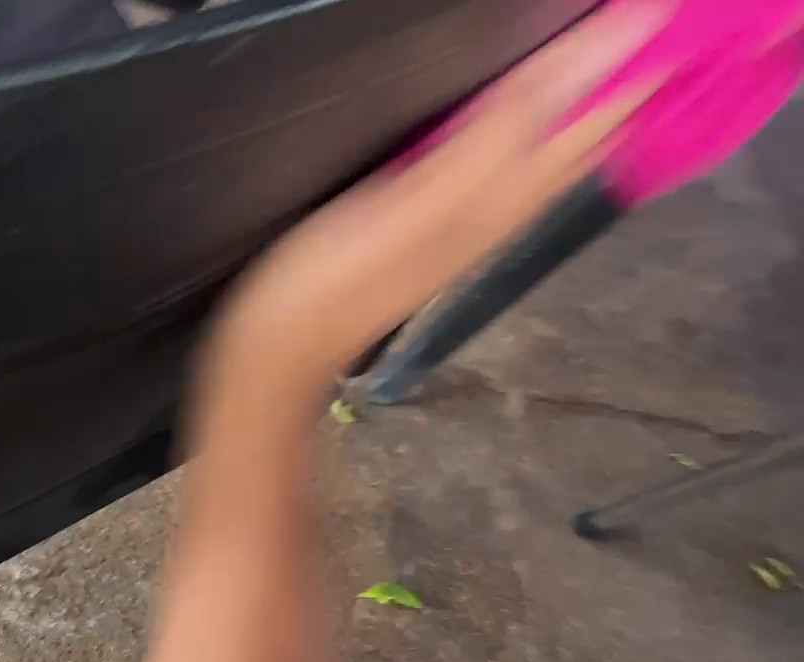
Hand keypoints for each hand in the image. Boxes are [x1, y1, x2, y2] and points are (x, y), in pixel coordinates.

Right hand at [210, 0, 672, 391]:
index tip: (657, 0)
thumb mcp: (411, 206)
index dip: (636, 42)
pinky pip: (506, 161)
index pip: (606, 103)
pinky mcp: (427, 225)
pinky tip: (524, 102)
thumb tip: (615, 38)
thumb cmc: (322, 286)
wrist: (272, 358)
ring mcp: (465, 220)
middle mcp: (502, 206)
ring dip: (583, 87)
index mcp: (506, 194)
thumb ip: (503, 130)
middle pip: (591, 125)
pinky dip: (530, 119)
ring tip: (602, 33)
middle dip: (625, 63)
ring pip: (552, 143)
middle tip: (643, 10)